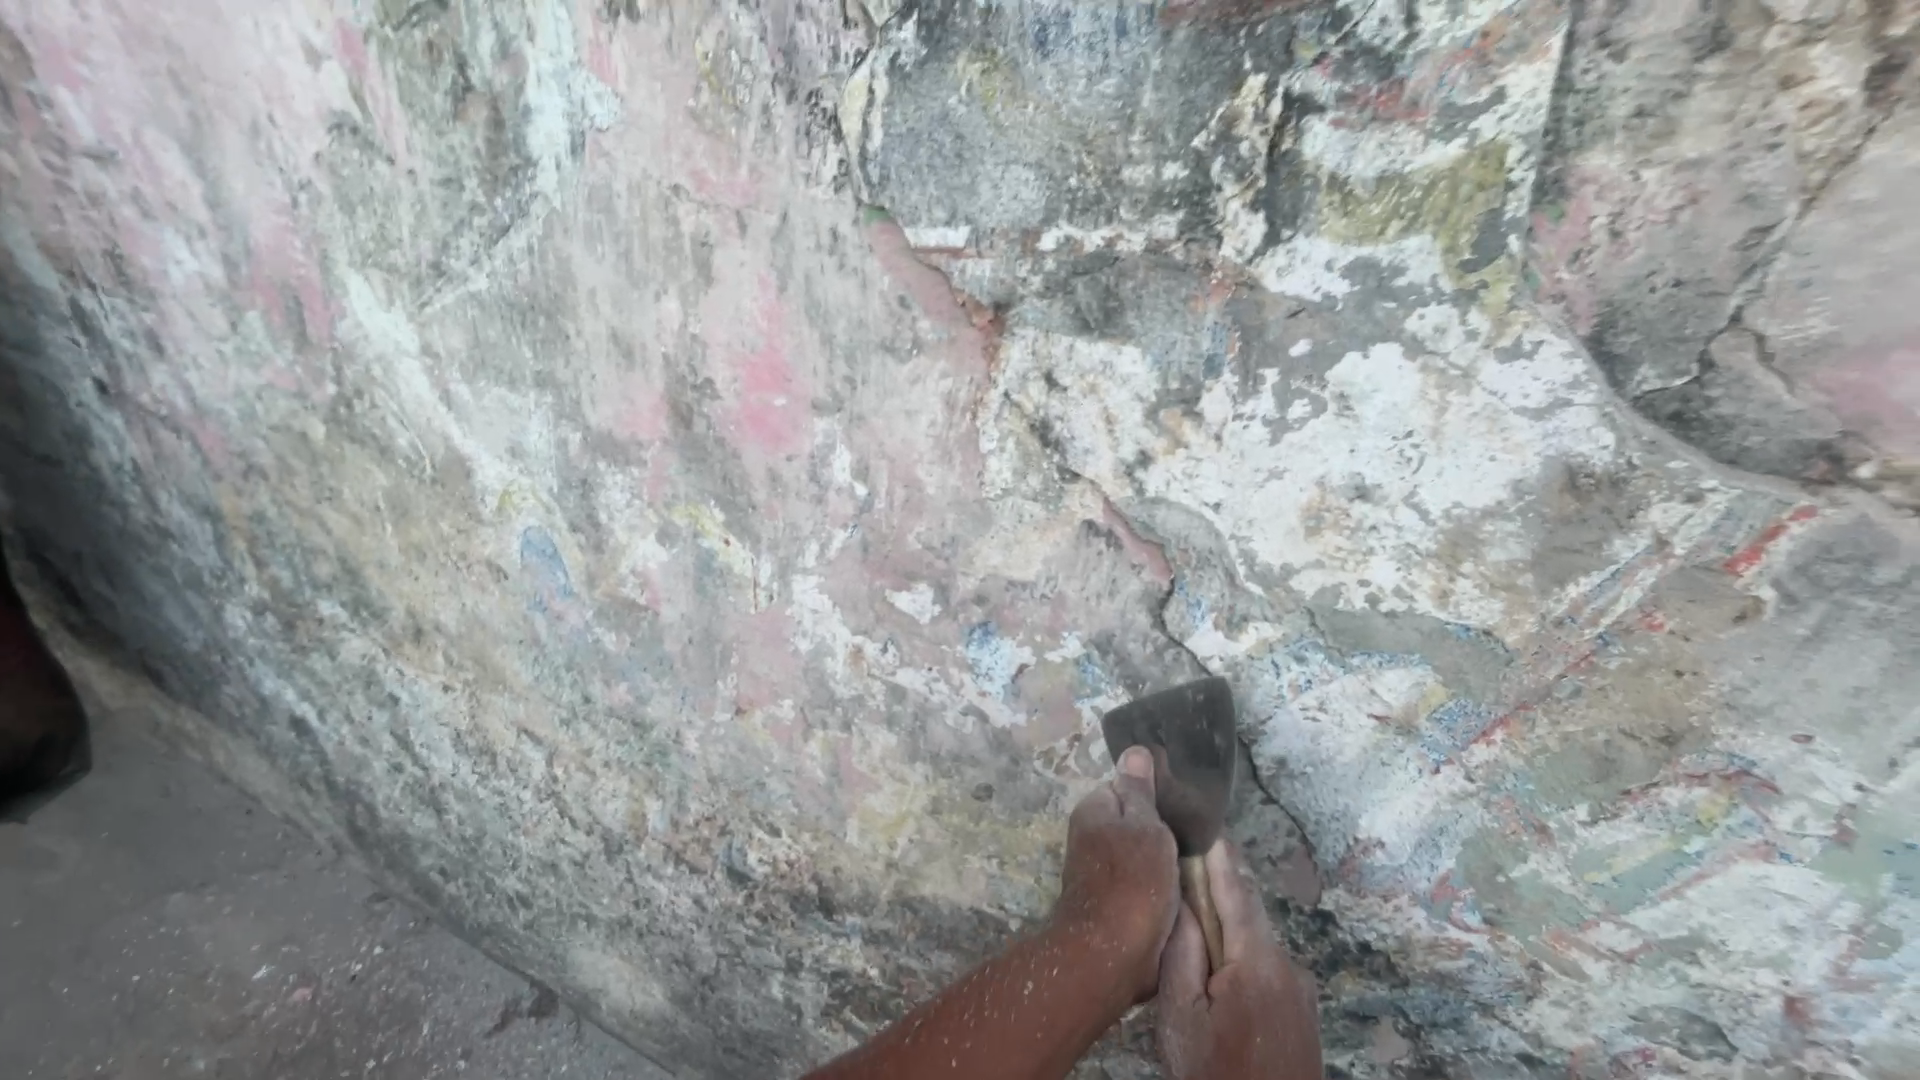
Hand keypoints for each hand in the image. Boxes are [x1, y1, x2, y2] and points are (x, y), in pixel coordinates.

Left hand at [1049, 746, 1179, 1004]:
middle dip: (1161, 833)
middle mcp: (1090, 836)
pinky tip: (1181, 895)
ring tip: (1193, 869)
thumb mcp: (1145, 826)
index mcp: (1093, 810)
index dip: (1155, 797)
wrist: (1112, 955)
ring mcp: (1099, 872)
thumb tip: (1134, 750)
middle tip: (1192, 842)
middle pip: (1135, 823)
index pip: (1127, 788)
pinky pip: (1143, 883)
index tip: (1180, 810)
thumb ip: (1141, 791)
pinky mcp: (1113, 902)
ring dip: (1164, 864)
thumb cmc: (1132, 881)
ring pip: (1142, 856)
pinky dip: (1160, 888)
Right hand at [1157, 841, 1321, 1079]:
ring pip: (1258, 941)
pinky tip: (1219, 962)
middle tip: (1189, 861)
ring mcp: (1302, 991)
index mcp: (1258, 964)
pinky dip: (1242, 951)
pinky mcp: (1303, 1012)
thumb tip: (1185, 903)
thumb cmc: (1212, 1075)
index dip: (1221, 859)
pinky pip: (1267, 965)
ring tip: (1194, 912)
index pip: (1237, 894)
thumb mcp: (1181, 1016)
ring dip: (1229, 923)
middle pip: (1250, 913)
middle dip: (1220, 887)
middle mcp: (1288, 967)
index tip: (1208, 827)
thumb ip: (1182, 953)